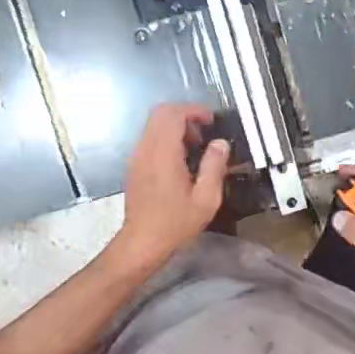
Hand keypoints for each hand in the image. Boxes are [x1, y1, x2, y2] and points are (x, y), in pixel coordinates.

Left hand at [110, 103, 230, 270]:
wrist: (142, 242)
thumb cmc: (175, 223)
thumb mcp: (205, 199)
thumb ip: (214, 166)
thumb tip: (220, 143)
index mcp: (163, 153)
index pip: (172, 114)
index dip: (193, 110)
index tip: (210, 121)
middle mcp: (146, 149)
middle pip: (160, 113)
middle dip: (184, 116)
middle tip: (203, 134)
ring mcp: (136, 157)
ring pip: (153, 125)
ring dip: (175, 128)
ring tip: (195, 149)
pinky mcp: (134, 166)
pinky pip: (149, 140)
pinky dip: (166, 140)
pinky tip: (180, 162)